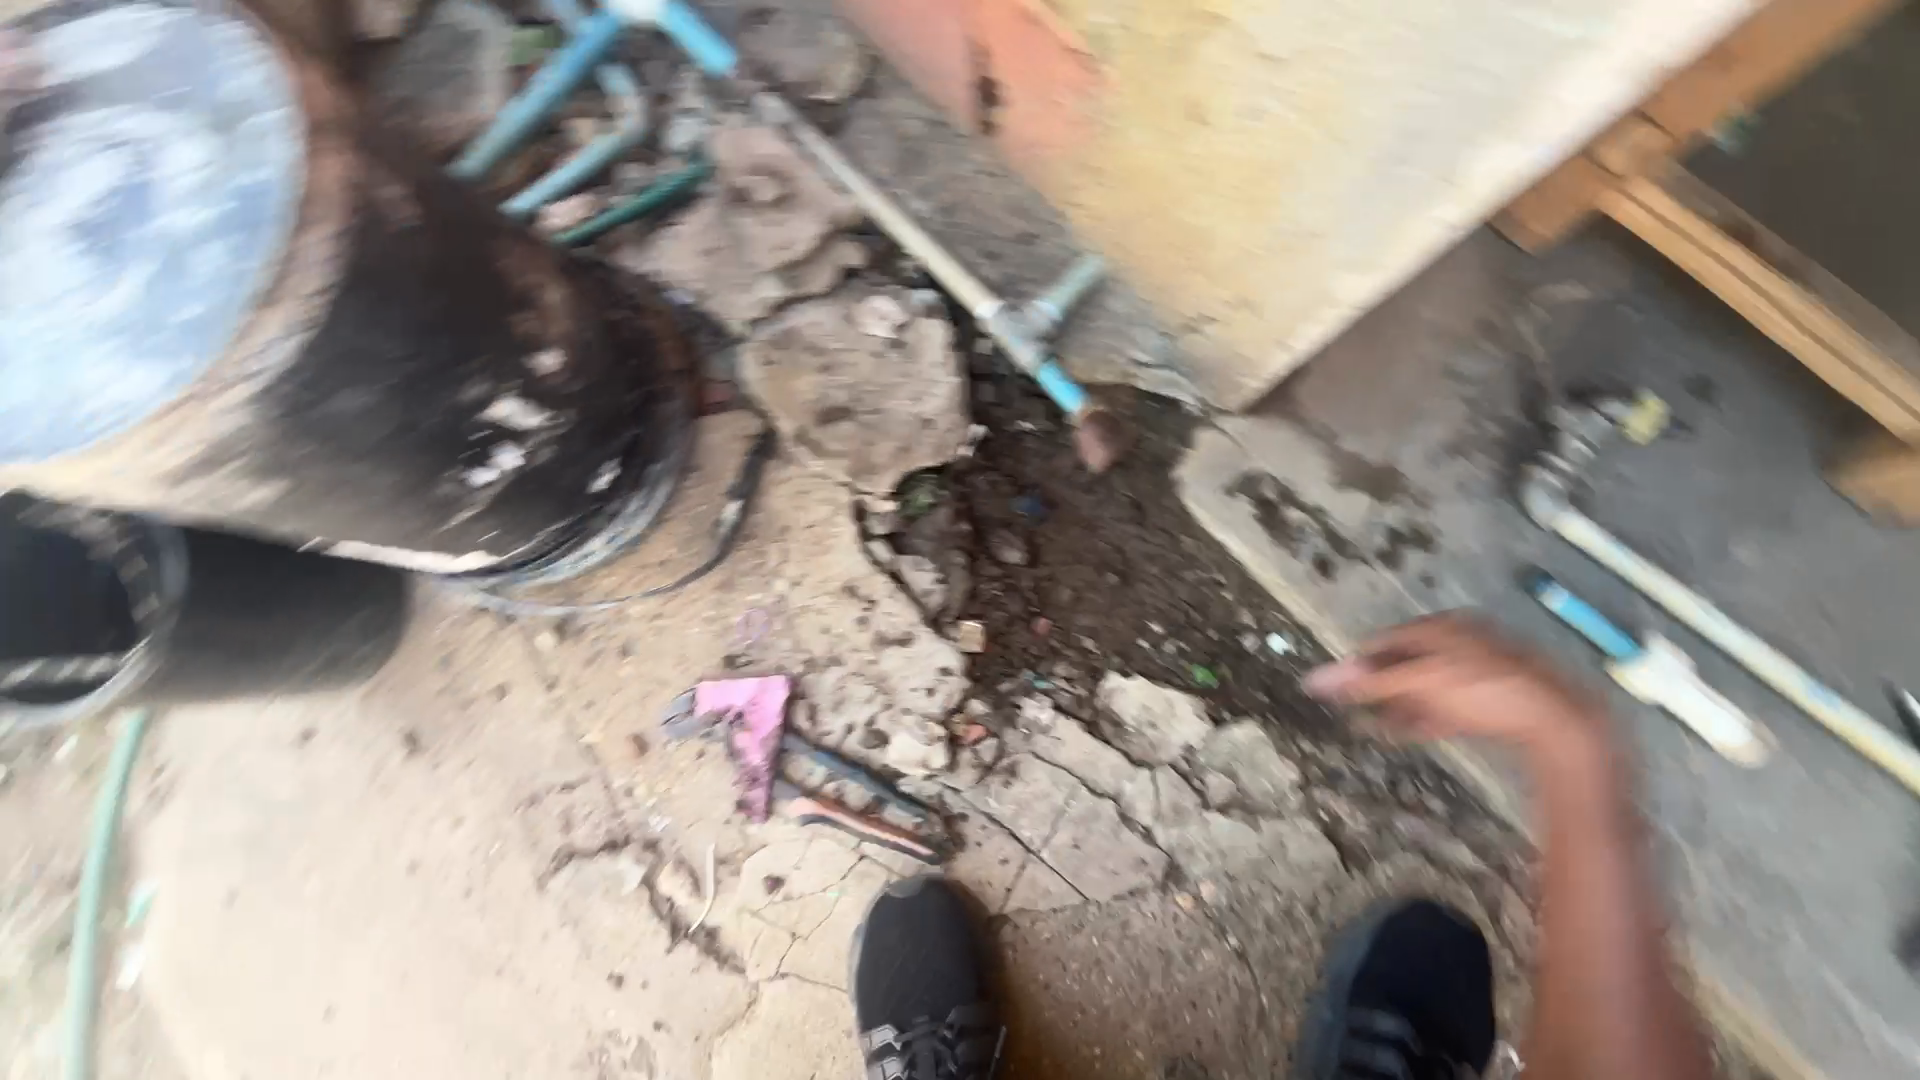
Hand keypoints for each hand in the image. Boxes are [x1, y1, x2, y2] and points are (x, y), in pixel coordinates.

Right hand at [1304, 614, 1610, 757]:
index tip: (1343, 690)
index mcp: (1443, 626)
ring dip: (1403, 704)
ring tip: (1382, 726)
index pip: (1386, 641)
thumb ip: (1369, 681)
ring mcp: (1483, 666)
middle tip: (1360, 710)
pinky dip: (1430, 715)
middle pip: (1407, 661)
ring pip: (1429, 683)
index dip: (1361, 665)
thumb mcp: (1421, 683)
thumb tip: (1314, 678)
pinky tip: (1416, 732)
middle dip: (1382, 687)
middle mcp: (1462, 639)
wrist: (1563, 724)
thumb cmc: (1485, 692)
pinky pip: (1452, 701)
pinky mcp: (1499, 695)